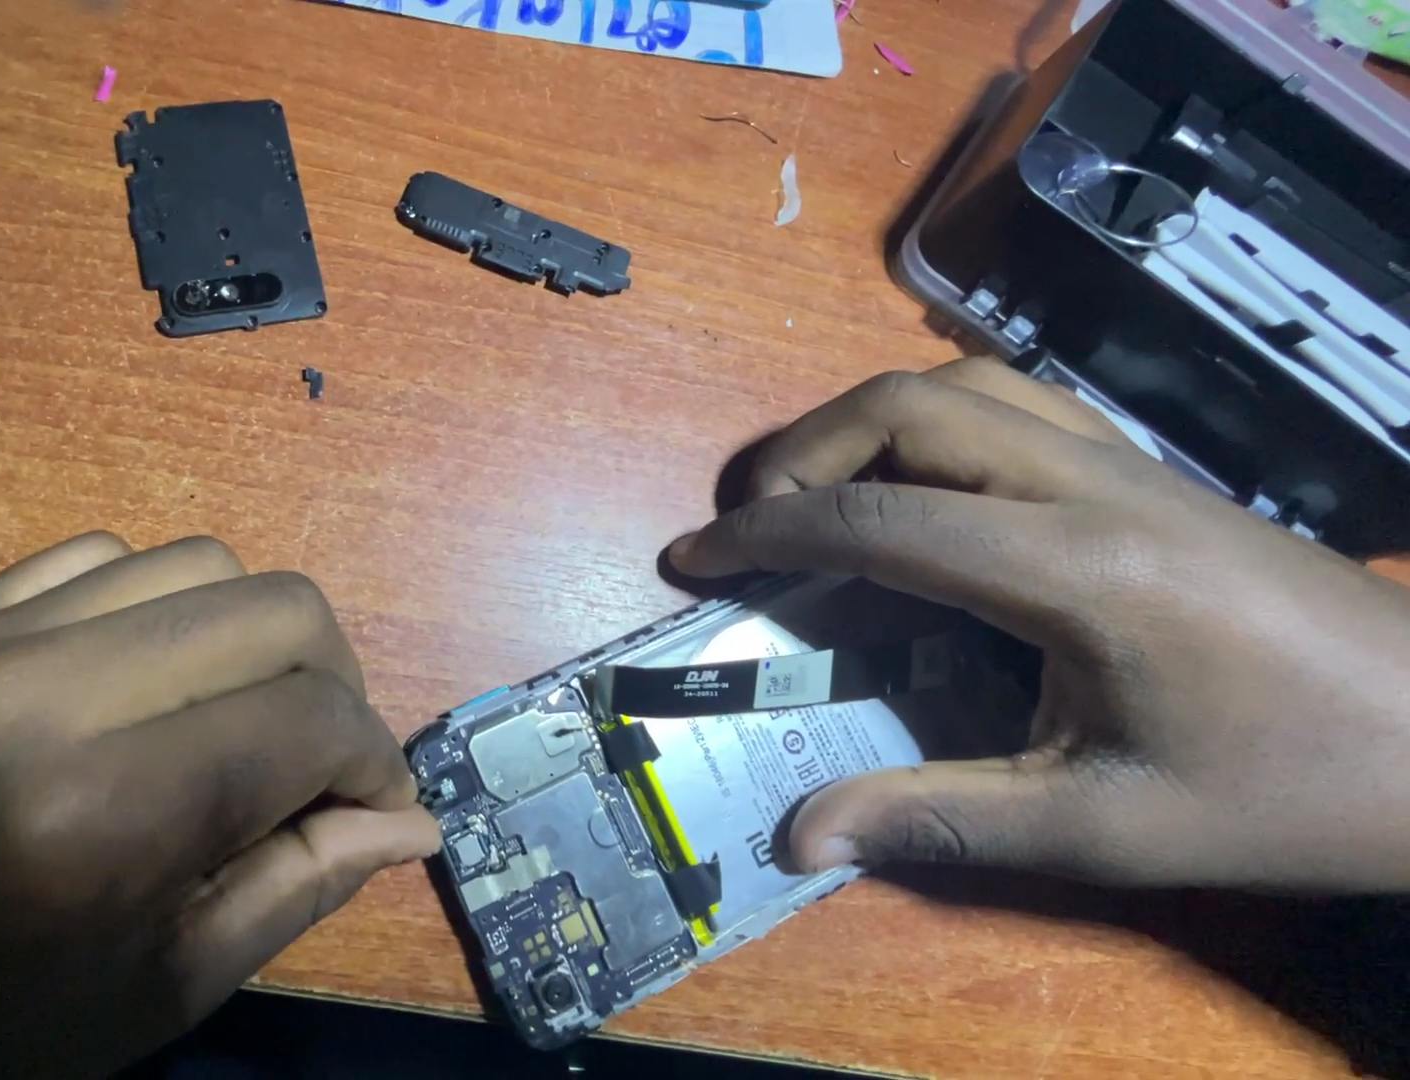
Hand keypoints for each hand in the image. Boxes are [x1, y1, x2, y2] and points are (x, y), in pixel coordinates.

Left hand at [0, 534, 438, 1077]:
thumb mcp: (163, 992)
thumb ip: (303, 884)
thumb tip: (413, 820)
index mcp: (103, 811)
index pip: (312, 720)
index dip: (375, 760)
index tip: (377, 804)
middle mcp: (49, 690)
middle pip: (280, 607)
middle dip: (335, 681)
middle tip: (320, 753)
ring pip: (203, 562)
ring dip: (254, 637)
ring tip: (238, 710)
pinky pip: (101, 558)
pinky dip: (159, 606)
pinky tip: (143, 676)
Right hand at [670, 358, 1409, 892]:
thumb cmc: (1292, 789)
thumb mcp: (1106, 830)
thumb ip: (938, 818)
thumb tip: (802, 839)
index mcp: (1078, 569)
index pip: (877, 518)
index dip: (763, 534)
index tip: (694, 558)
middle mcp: (1089, 483)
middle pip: (905, 407)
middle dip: (799, 456)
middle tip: (755, 525)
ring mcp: (1115, 458)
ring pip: (951, 383)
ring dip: (856, 425)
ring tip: (815, 494)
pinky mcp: (1129, 462)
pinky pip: (998, 399)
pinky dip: (918, 420)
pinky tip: (904, 478)